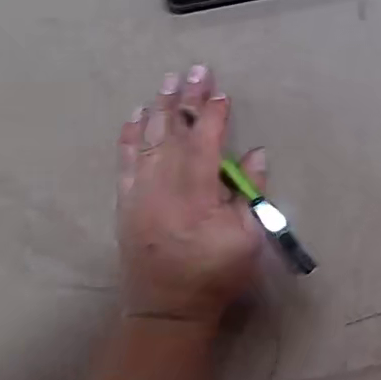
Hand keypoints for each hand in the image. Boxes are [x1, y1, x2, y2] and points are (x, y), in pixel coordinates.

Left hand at [116, 65, 264, 325]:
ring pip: (150, 140)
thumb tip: (254, 153)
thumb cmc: (215, 274)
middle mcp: (165, 186)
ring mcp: (141, 192)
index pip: (206, 143)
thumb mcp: (248, 239)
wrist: (165, 309)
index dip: (213, 115)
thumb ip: (250, 192)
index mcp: (198, 195)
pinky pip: (125, 160)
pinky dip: (130, 135)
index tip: (221, 93)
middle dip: (185, 99)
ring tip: (168, 81)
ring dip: (160, 108)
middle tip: (194, 70)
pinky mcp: (126, 201)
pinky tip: (137, 114)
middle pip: (176, 133)